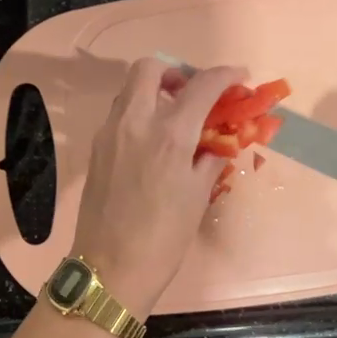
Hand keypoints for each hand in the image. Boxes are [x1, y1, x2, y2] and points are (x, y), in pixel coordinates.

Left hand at [71, 58, 245, 317]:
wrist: (111, 269)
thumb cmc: (164, 237)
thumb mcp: (198, 195)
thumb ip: (211, 156)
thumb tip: (221, 137)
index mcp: (169, 134)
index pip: (201, 86)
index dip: (225, 75)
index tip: (239, 77)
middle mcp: (135, 121)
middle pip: (150, 68)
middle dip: (176, 72)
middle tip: (194, 94)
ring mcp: (110, 132)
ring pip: (130, 88)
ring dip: (155, 90)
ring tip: (175, 117)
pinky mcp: (96, 147)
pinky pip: (119, 112)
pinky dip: (139, 111)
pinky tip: (153, 140)